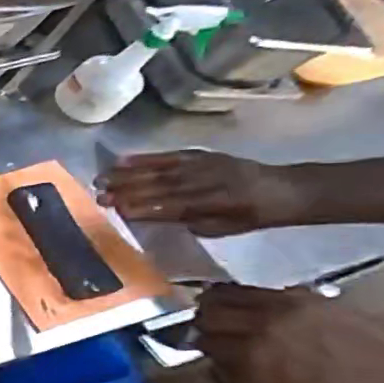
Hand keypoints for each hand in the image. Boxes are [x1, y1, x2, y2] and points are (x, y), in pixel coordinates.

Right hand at [99, 150, 314, 236]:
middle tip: (98, 193)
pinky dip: (145, 157)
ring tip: (101, 178)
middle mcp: (207, 180)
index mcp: (215, 203)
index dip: (143, 207)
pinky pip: (169, 155)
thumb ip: (187, 221)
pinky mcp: (201, 154)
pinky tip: (123, 160)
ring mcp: (203, 164)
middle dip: (127, 189)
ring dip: (128, 173)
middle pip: (160, 185)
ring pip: (160, 169)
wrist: (285, 189)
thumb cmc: (251, 218)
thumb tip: (151, 215)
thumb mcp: (221, 228)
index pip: (171, 205)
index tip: (116, 209)